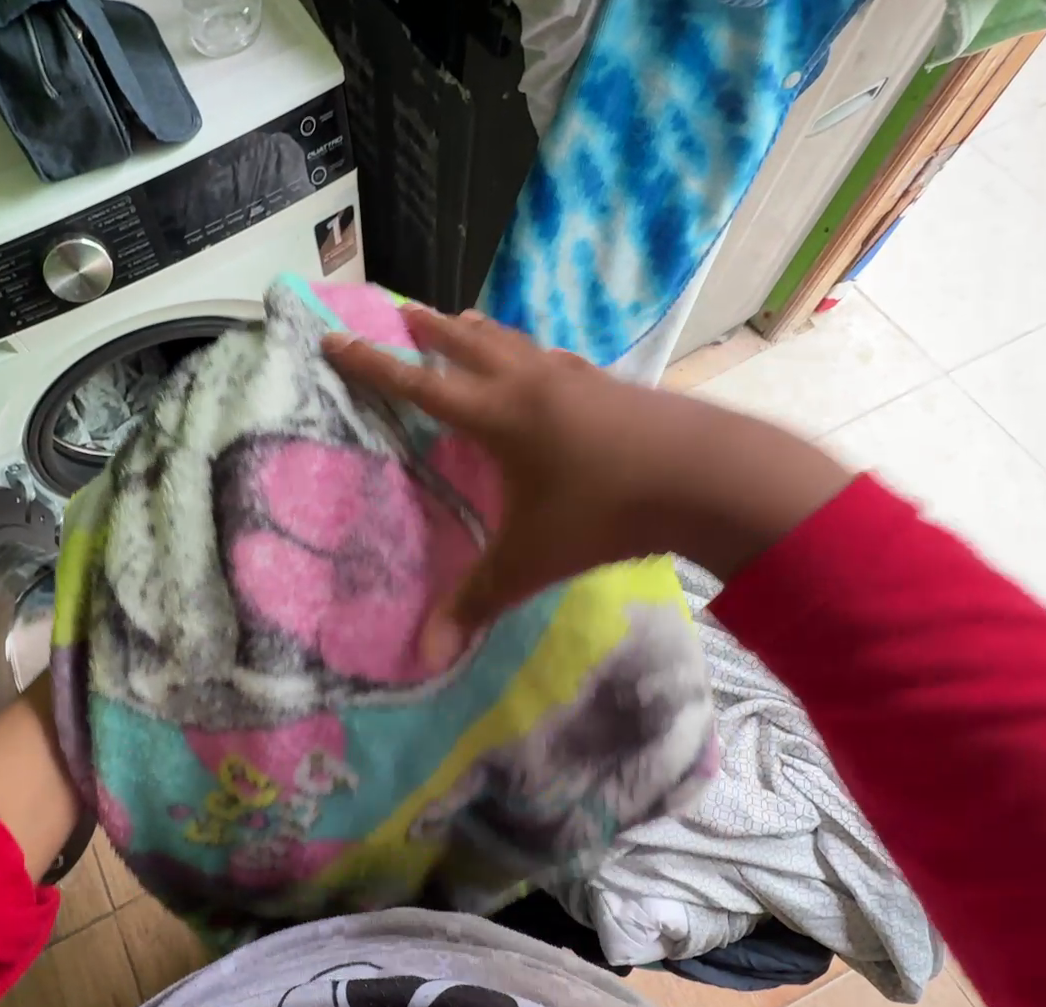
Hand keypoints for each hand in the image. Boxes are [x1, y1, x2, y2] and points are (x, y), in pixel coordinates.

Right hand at [322, 306, 851, 664]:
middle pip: (465, 344)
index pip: (417, 384)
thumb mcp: (532, 561)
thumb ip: (477, 603)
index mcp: (497, 415)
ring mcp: (573, 378)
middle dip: (426, 329)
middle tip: (400, 313)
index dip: (371, 364)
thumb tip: (427, 655)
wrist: (711, 477)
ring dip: (477, 332)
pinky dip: (526, 352)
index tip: (335, 336)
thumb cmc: (607, 513)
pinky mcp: (608, 385)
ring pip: (512, 342)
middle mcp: (529, 383)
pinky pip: (550, 358)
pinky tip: (539, 363)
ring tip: (458, 323)